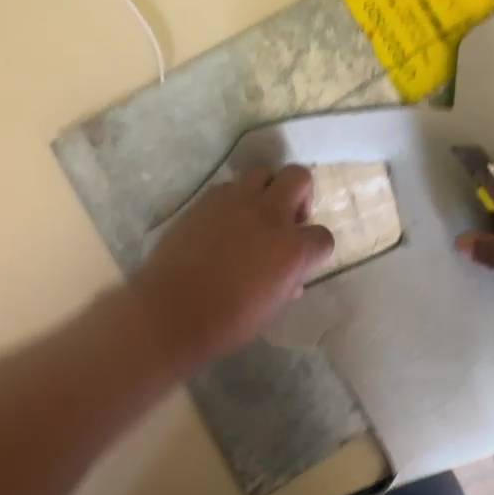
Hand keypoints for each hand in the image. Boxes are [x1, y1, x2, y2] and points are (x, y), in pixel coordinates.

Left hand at [130, 166, 335, 365]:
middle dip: (301, 195)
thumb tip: (292, 278)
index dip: (316, 249)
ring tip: (255, 215)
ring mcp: (235, 202)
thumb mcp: (271, 309)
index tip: (303, 260)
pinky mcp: (206, 200)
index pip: (322, 236)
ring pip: (263, 172)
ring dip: (266, 190)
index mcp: (291, 248)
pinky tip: (224, 223)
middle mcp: (268, 215)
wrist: (171, 311)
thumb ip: (287, 284)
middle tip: (288, 219)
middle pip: (299, 177)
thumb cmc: (226, 322)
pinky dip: (235, 200)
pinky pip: (230, 186)